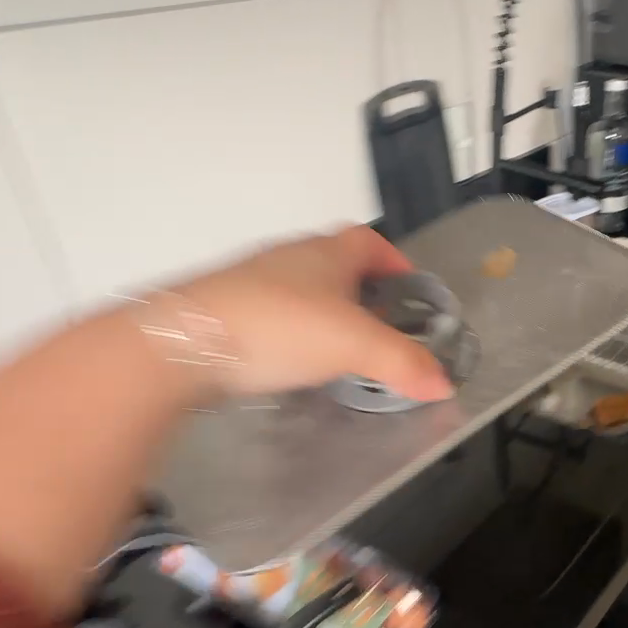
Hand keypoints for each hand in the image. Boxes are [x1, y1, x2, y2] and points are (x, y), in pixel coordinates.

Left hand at [168, 226, 453, 399]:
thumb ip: (403, 363)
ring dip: (328, 315)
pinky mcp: (227, 312)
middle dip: (365, 293)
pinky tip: (297, 364)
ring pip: (304, 292)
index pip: (369, 241)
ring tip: (345, 353)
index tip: (411, 292)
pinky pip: (275, 317)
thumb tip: (444, 385)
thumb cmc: (280, 328)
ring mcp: (253, 283)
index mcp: (325, 253)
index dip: (395, 262)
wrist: (182, 345)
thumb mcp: (354, 346)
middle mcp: (289, 258)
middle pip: (337, 265)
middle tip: (385, 330)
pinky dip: (296, 335)